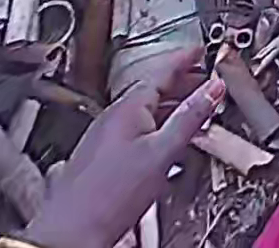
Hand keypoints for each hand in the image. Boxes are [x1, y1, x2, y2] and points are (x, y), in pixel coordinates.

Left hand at [21, 48, 224, 247]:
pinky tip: (165, 143)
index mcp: (129, 107)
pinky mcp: (101, 159)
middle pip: (155, 89)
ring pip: (146, 111)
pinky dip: (157, 127)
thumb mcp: (162, 153)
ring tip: (193, 113)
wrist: (65, 240)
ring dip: (172, 107)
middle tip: (206, 82)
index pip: (164, 70)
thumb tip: (212, 89)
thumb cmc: (107, 199)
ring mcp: (105, 137)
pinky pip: (136, 130)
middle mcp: (114, 117)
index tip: (201, 50)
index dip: (186, 59)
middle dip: (183, 84)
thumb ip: (190, 117)